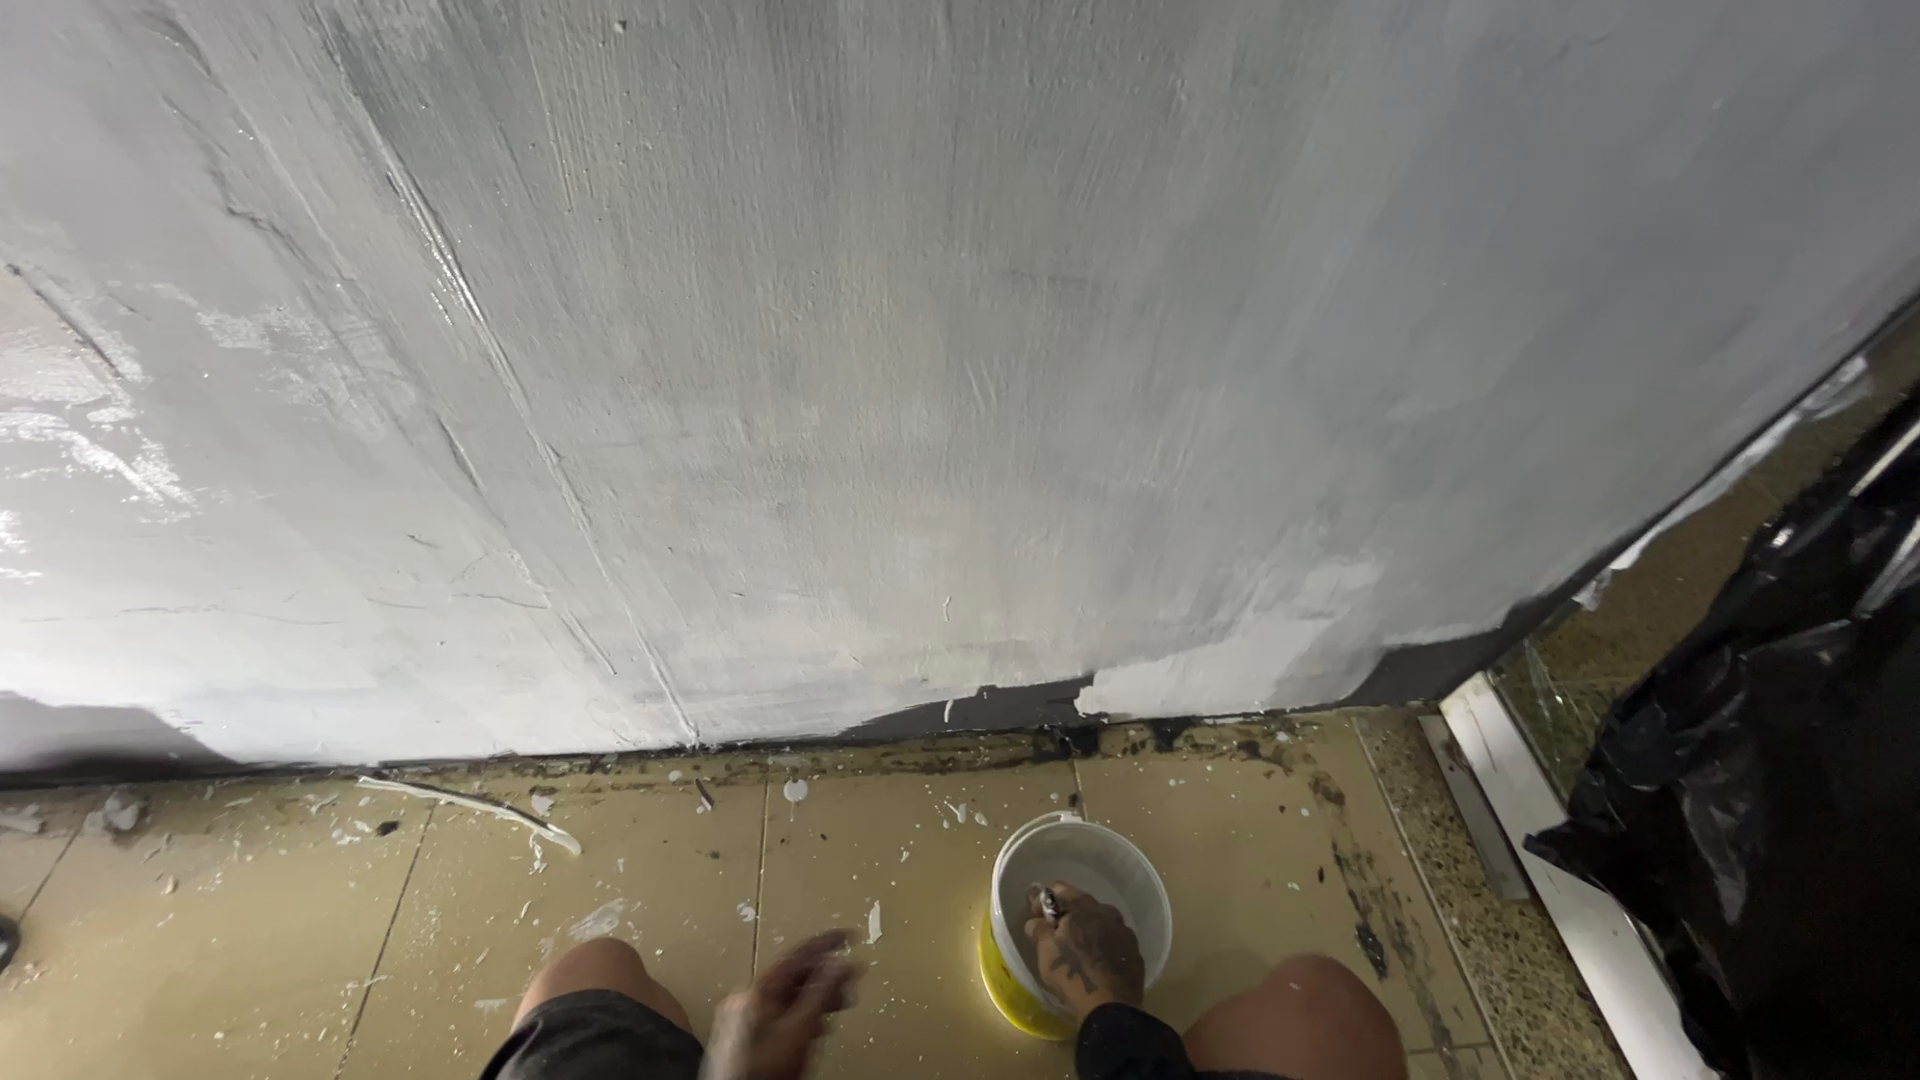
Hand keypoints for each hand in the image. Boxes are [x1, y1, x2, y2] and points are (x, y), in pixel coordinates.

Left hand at [700, 930, 861, 1079]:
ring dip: (816, 998)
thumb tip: (843, 962)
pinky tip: (816, 1027)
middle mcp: (747, 998)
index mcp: (758, 988)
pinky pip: (779, 1014)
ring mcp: (744, 1018)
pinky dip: (801, 1015)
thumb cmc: (766, 1070)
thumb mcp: (801, 1028)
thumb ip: (824, 992)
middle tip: (850, 979)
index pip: (797, 954)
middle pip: (793, 976)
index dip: (826, 943)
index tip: (848, 936)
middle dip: (825, 977)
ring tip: (840, 1005)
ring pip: (788, 996)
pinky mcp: (745, 1038)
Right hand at [1024, 882, 1144, 1019]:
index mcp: (1083, 906)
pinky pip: (1114, 942)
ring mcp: (1125, 932)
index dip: (1044, 900)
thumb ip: (1039, 929)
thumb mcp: (1046, 951)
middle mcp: (1107, 911)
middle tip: (1056, 933)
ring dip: (1088, 930)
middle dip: (1068, 915)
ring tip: (1079, 950)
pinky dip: (1103, 946)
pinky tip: (1097, 963)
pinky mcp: (1135, 953)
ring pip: (1101, 923)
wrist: (1111, 1008)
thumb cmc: (1072, 973)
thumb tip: (1035, 921)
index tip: (1036, 916)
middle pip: (1083, 905)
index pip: (1060, 889)